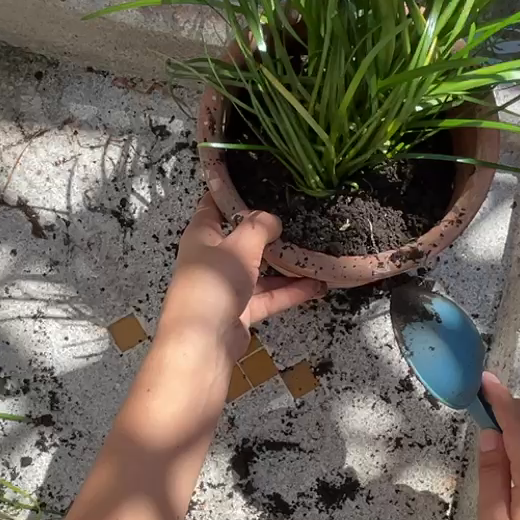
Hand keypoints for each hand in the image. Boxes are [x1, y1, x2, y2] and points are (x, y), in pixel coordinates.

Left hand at [159, 195, 325, 357]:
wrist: (203, 341)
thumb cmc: (213, 283)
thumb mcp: (239, 245)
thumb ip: (259, 227)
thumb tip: (273, 219)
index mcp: (202, 235)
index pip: (214, 204)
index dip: (231, 190)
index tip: (257, 179)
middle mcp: (214, 258)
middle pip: (243, 239)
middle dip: (269, 231)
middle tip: (298, 217)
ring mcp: (228, 286)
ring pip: (261, 270)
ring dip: (286, 265)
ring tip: (315, 255)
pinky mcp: (241, 310)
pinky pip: (270, 296)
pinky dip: (290, 292)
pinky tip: (316, 286)